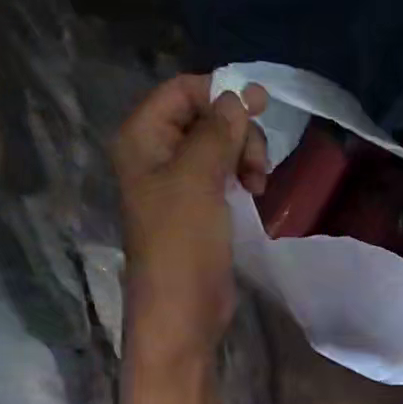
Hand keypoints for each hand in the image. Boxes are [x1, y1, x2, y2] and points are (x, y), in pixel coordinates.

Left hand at [112, 75, 268, 363]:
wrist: (183, 312)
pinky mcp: (200, 209)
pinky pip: (224, 175)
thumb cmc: (182, 243)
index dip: (219, 92)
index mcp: (142, 140)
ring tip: (259, 183)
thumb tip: (238, 96)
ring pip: (220, 147)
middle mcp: (157, 156)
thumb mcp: (198, 179)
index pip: (180, 91)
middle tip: (256, 163)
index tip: (260, 106)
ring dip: (245, 155)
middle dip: (237, 131)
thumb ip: (217, 132)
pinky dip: (243, 177)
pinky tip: (255, 193)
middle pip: (204, 117)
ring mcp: (179, 184)